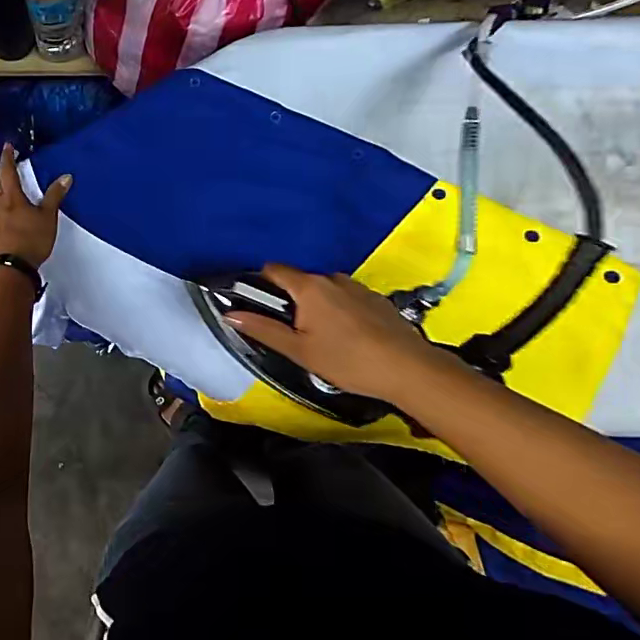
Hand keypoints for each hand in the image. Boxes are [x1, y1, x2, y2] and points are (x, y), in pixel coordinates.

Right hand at [224, 263, 453, 401]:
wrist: (409, 369)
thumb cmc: (347, 361)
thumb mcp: (299, 350)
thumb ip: (263, 330)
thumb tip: (230, 314)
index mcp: (309, 287)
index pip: (274, 270)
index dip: (261, 282)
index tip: (258, 302)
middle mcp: (332, 278)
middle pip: (301, 281)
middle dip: (293, 300)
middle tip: (293, 331)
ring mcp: (358, 287)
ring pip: (326, 290)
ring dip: (319, 305)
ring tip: (324, 336)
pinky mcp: (377, 299)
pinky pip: (348, 298)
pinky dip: (341, 311)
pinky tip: (349, 337)